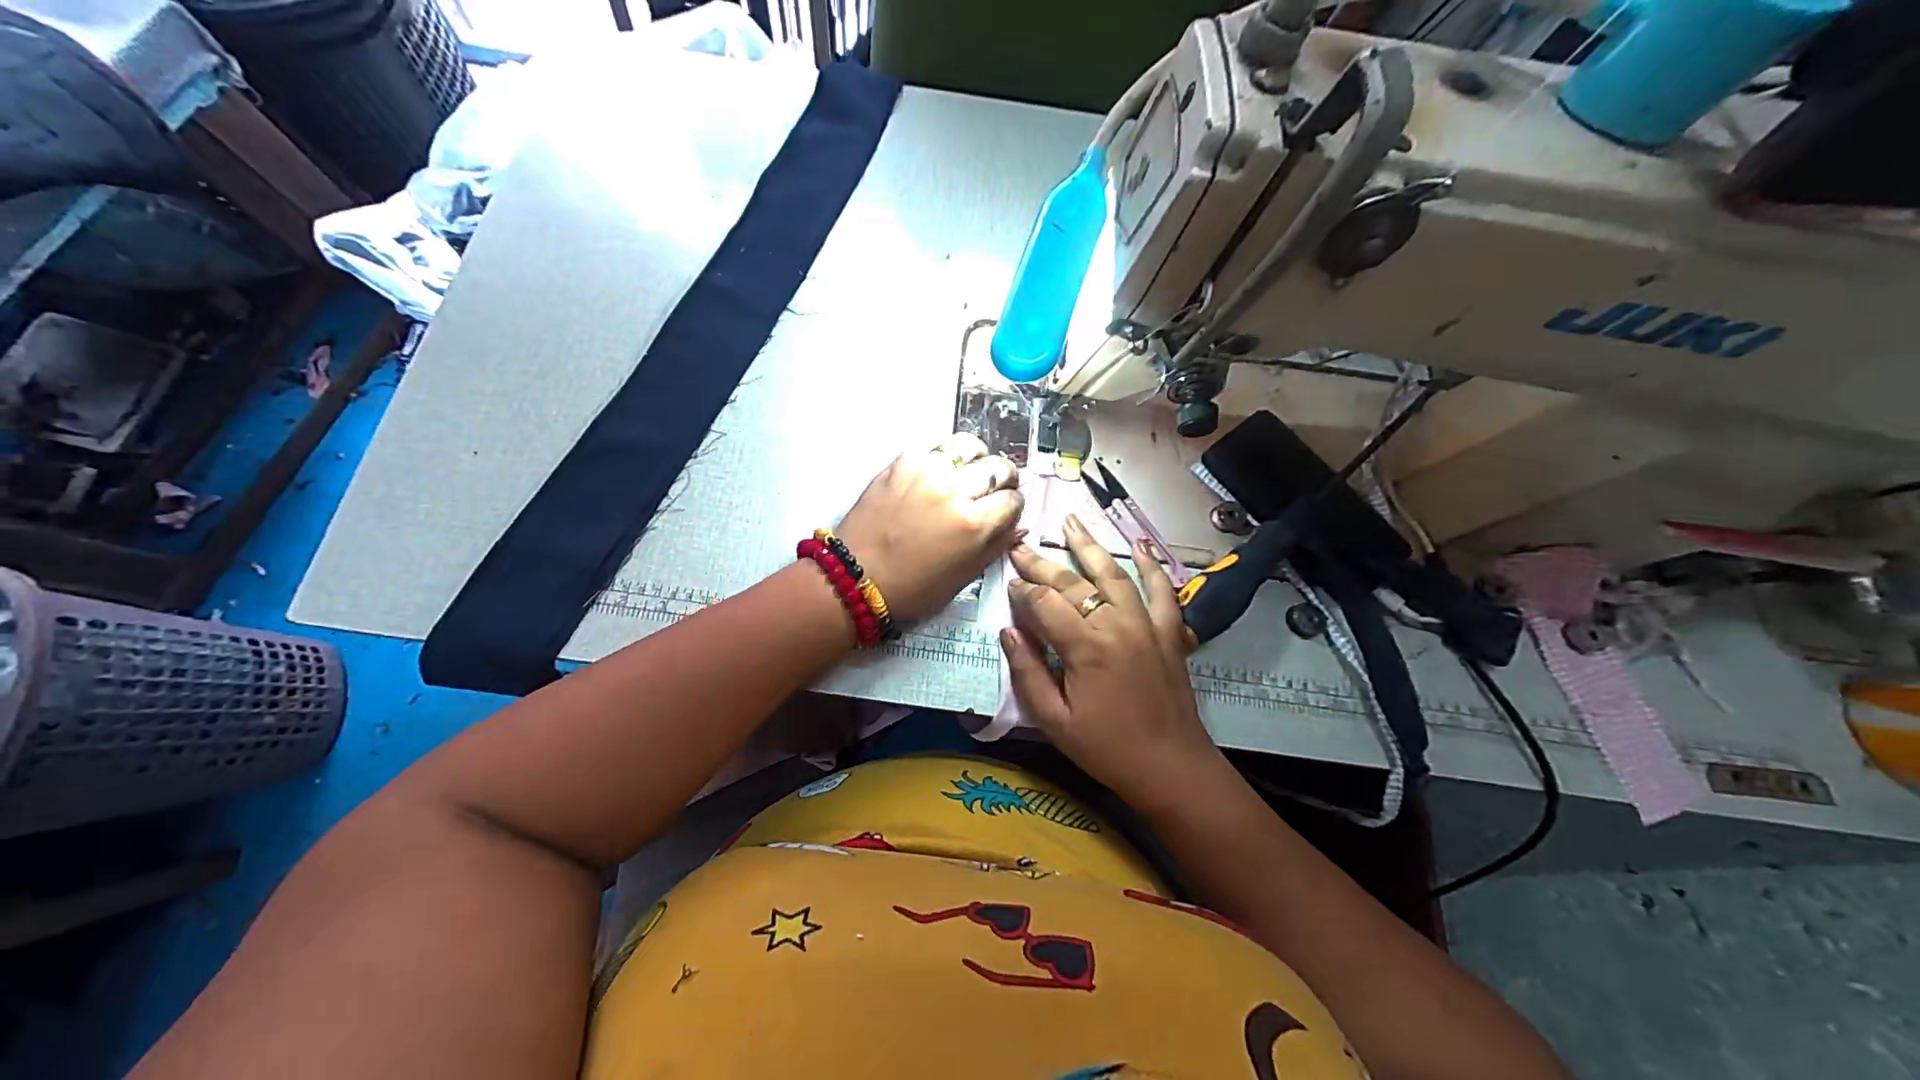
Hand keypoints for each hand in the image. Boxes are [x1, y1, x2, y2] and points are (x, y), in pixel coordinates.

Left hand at [835, 433, 1023, 622]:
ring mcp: (925, 472)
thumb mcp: (964, 577)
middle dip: (1003, 479)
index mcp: (973, 524)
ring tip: (971, 472)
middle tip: (996, 489)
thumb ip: (995, 545)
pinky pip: (933, 449)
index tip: (1007, 510)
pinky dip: (942, 458)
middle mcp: (953, 491)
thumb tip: (1016, 524)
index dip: (1013, 506)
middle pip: (998, 467)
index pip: (1013, 499)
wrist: (856, 578)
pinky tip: (940, 474)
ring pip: (968, 446)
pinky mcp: (901, 464)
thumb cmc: (910, 588)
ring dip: (976, 459)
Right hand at [1002, 515, 1226, 808]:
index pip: (1044, 604)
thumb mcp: (1054, 720)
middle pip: (1073, 583)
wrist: (1171, 765)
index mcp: (1085, 648)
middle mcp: (1116, 625)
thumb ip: (1029, 673)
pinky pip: (1161, 590)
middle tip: (1020, 546)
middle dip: (1042, 563)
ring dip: (1090, 546)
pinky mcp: (1169, 632)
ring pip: (1114, 574)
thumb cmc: (1106, 749)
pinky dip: (1151, 566)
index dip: (1022, 592)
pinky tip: (1139, 545)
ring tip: (1071, 521)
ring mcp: (1146, 625)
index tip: (1008, 585)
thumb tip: (1008, 632)